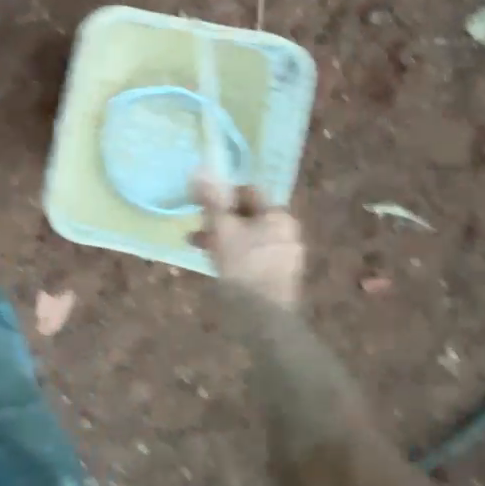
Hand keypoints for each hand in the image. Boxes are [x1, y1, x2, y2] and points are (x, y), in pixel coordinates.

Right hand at [192, 176, 304, 308]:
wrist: (262, 315)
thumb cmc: (241, 264)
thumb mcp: (221, 227)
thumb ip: (211, 199)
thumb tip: (201, 169)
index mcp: (278, 215)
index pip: (248, 191)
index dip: (222, 194)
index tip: (201, 204)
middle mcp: (287, 231)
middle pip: (247, 213)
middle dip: (219, 218)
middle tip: (197, 226)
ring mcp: (285, 254)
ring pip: (247, 234)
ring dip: (222, 235)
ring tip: (198, 244)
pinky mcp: (278, 274)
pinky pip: (252, 253)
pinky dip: (233, 252)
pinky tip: (214, 261)